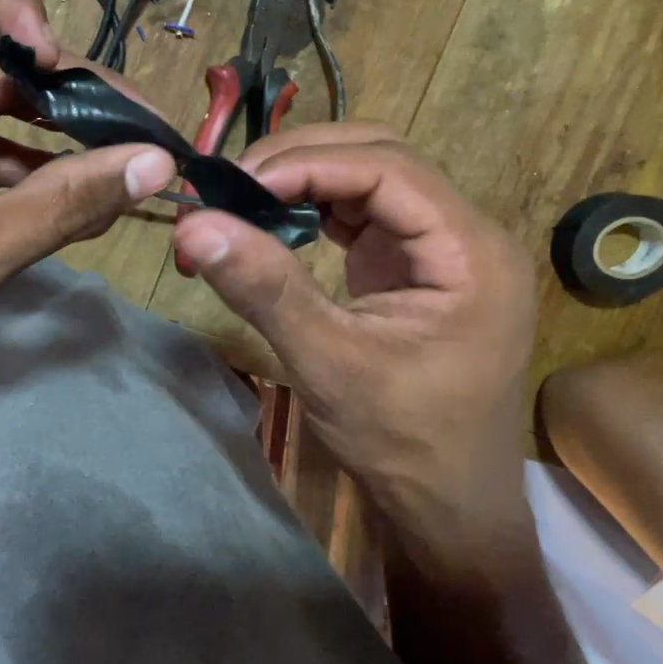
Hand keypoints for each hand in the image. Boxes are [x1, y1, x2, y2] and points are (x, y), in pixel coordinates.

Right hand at [171, 123, 536, 539]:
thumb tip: (192, 227)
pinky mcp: (411, 269)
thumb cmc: (403, 441)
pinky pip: (361, 215)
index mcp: (469, 251)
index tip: (234, 185)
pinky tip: (271, 223)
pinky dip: (311, 210)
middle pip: (381, 159)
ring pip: (369, 180)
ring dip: (302, 180)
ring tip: (239, 199)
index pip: (388, 169)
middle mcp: (463, 236)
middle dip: (301, 161)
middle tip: (229, 186)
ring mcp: (439, 251)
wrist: (445, 504)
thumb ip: (267, 289)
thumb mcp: (329, 363)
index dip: (307, 164)